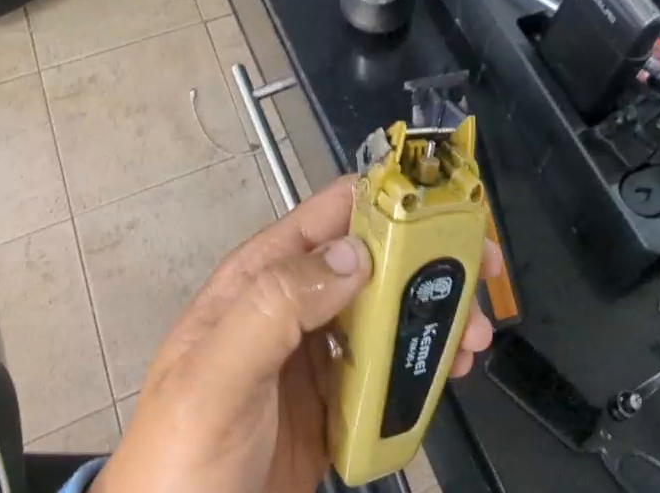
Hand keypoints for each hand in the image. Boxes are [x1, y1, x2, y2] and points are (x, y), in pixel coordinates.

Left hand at [98, 177, 500, 492]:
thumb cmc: (179, 459)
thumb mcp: (215, 379)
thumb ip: (275, 310)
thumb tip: (353, 256)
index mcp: (262, 279)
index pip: (332, 214)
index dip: (392, 200)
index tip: (448, 210)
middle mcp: (295, 304)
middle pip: (376, 261)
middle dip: (432, 263)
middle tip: (481, 280)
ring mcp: (317, 354)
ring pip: (390, 312)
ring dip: (437, 314)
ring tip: (474, 338)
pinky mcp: (336, 401)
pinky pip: (390, 367)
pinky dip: (426, 362)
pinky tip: (449, 371)